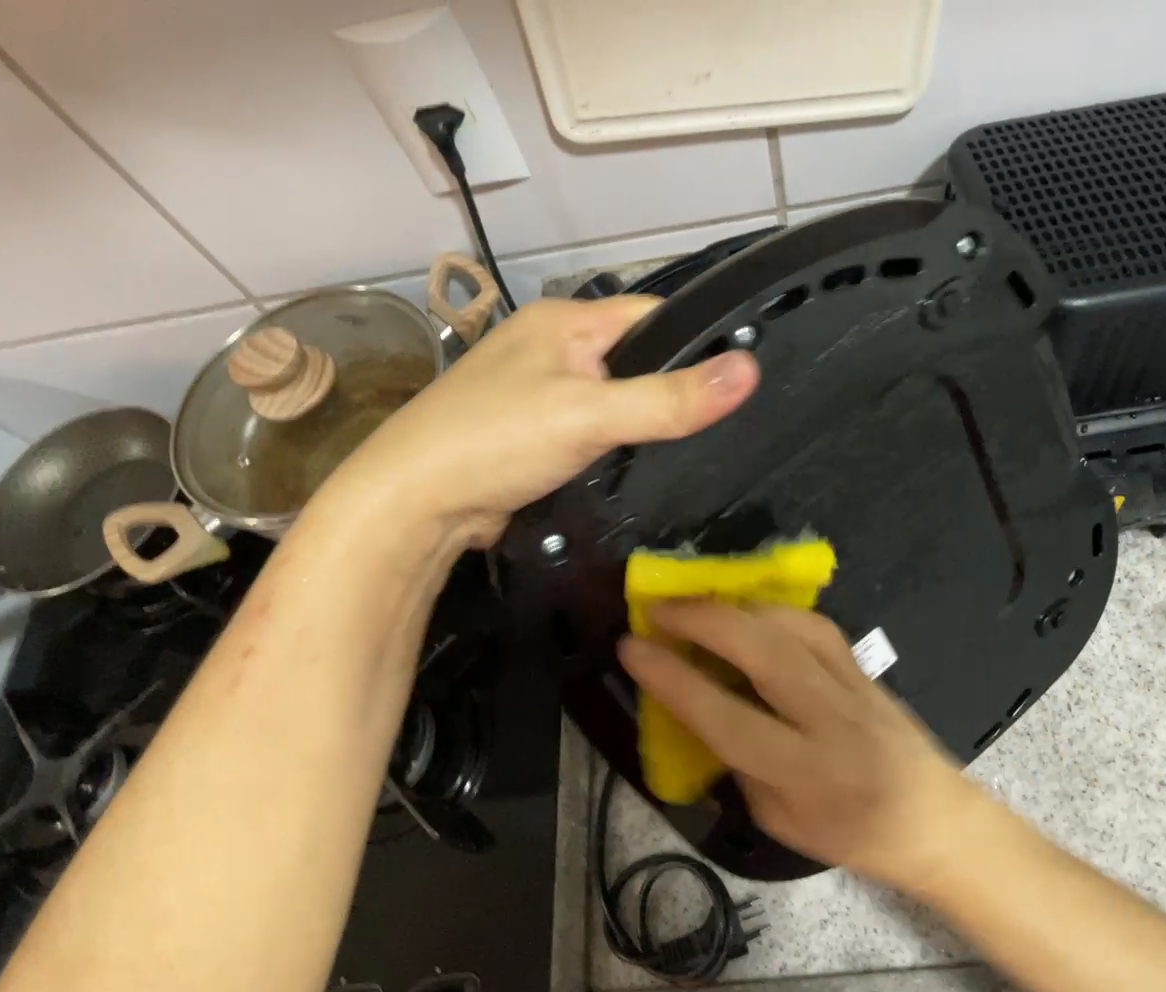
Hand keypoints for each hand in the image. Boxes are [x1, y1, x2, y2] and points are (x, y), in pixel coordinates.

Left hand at [315, 296, 757, 546]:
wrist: (415, 502)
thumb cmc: (497, 441)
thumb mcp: (591, 415)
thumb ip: (670, 398)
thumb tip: (751, 371)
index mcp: (565, 321)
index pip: (653, 316)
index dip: (697, 343)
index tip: (737, 382)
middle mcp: (552, 346)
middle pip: (636, 359)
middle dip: (671, 388)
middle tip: (718, 426)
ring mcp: (538, 390)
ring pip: (615, 398)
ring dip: (642, 422)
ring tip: (688, 450)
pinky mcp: (533, 433)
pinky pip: (592, 430)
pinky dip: (614, 446)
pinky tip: (636, 468)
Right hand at [618, 602, 989, 888]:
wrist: (936, 818)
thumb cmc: (852, 834)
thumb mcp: (781, 821)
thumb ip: (740, 766)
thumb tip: (701, 710)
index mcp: (805, 773)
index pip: (726, 717)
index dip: (673, 679)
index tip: (631, 648)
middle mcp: (831, 720)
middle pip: (762, 651)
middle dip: (703, 620)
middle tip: (657, 608)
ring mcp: (853, 685)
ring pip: (791, 626)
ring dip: (736, 607)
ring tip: (696, 604)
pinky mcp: (865, 667)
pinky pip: (815, 625)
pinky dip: (773, 611)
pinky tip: (749, 612)